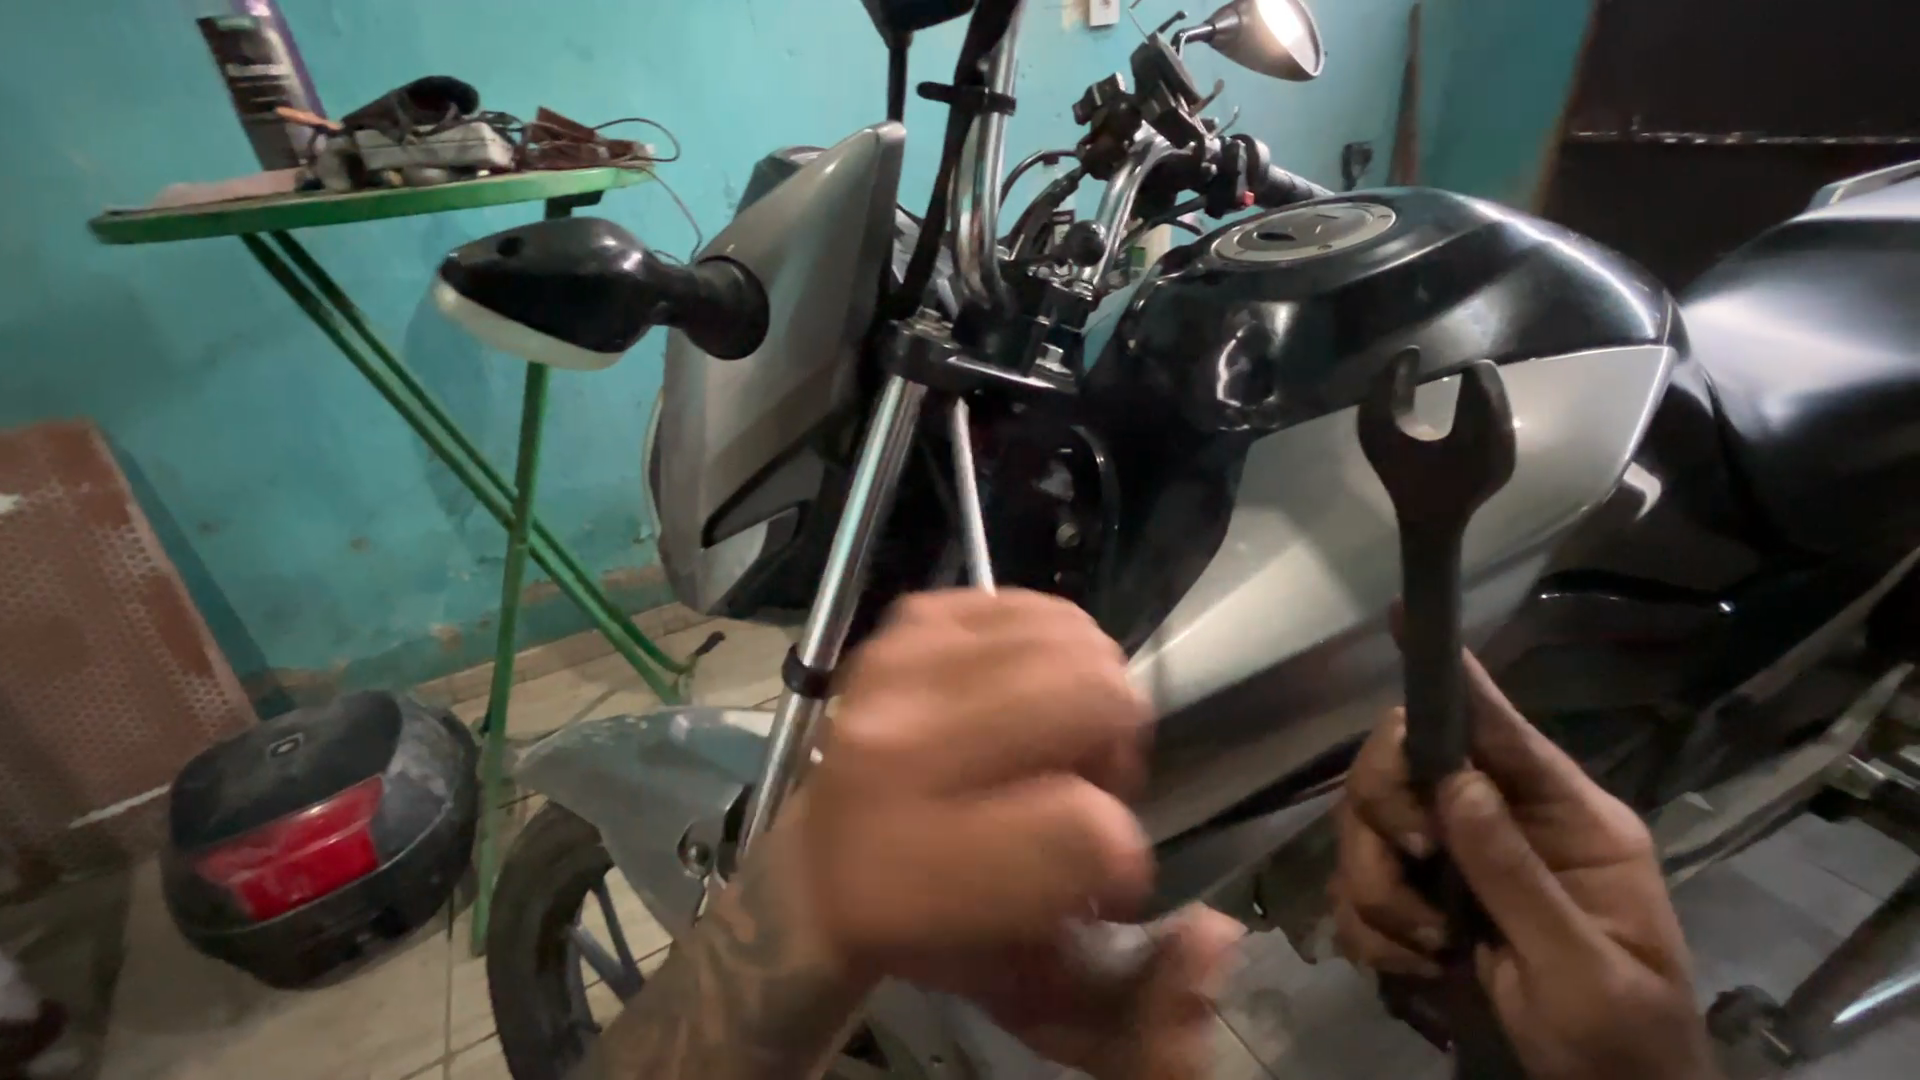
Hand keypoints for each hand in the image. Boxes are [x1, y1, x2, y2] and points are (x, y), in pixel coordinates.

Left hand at [770, 588, 1242, 1079]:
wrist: (826, 857)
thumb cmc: (928, 928)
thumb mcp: (1029, 1000)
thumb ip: (1140, 1012)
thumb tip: (1218, 935)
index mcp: (921, 868)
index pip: (1087, 828)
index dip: (1120, 854)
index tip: (1099, 871)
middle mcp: (899, 755)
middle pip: (1088, 695)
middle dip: (1117, 745)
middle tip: (1087, 778)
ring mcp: (897, 673)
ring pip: (1067, 638)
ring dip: (1088, 690)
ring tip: (1055, 733)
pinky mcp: (902, 626)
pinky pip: (1024, 602)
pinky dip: (1048, 643)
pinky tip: (1027, 688)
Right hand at [1329, 651, 1717, 1079]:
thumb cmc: (1623, 1043)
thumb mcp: (1588, 972)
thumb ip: (1518, 876)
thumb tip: (1455, 782)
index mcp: (1563, 819)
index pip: (1500, 729)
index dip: (1452, 677)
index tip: (1402, 619)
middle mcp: (1495, 818)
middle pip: (1398, 765)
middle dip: (1387, 815)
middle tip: (1416, 867)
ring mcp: (1448, 855)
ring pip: (1362, 823)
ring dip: (1377, 889)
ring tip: (1425, 947)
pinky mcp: (1409, 892)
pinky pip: (1349, 881)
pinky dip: (1367, 926)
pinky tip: (1410, 963)